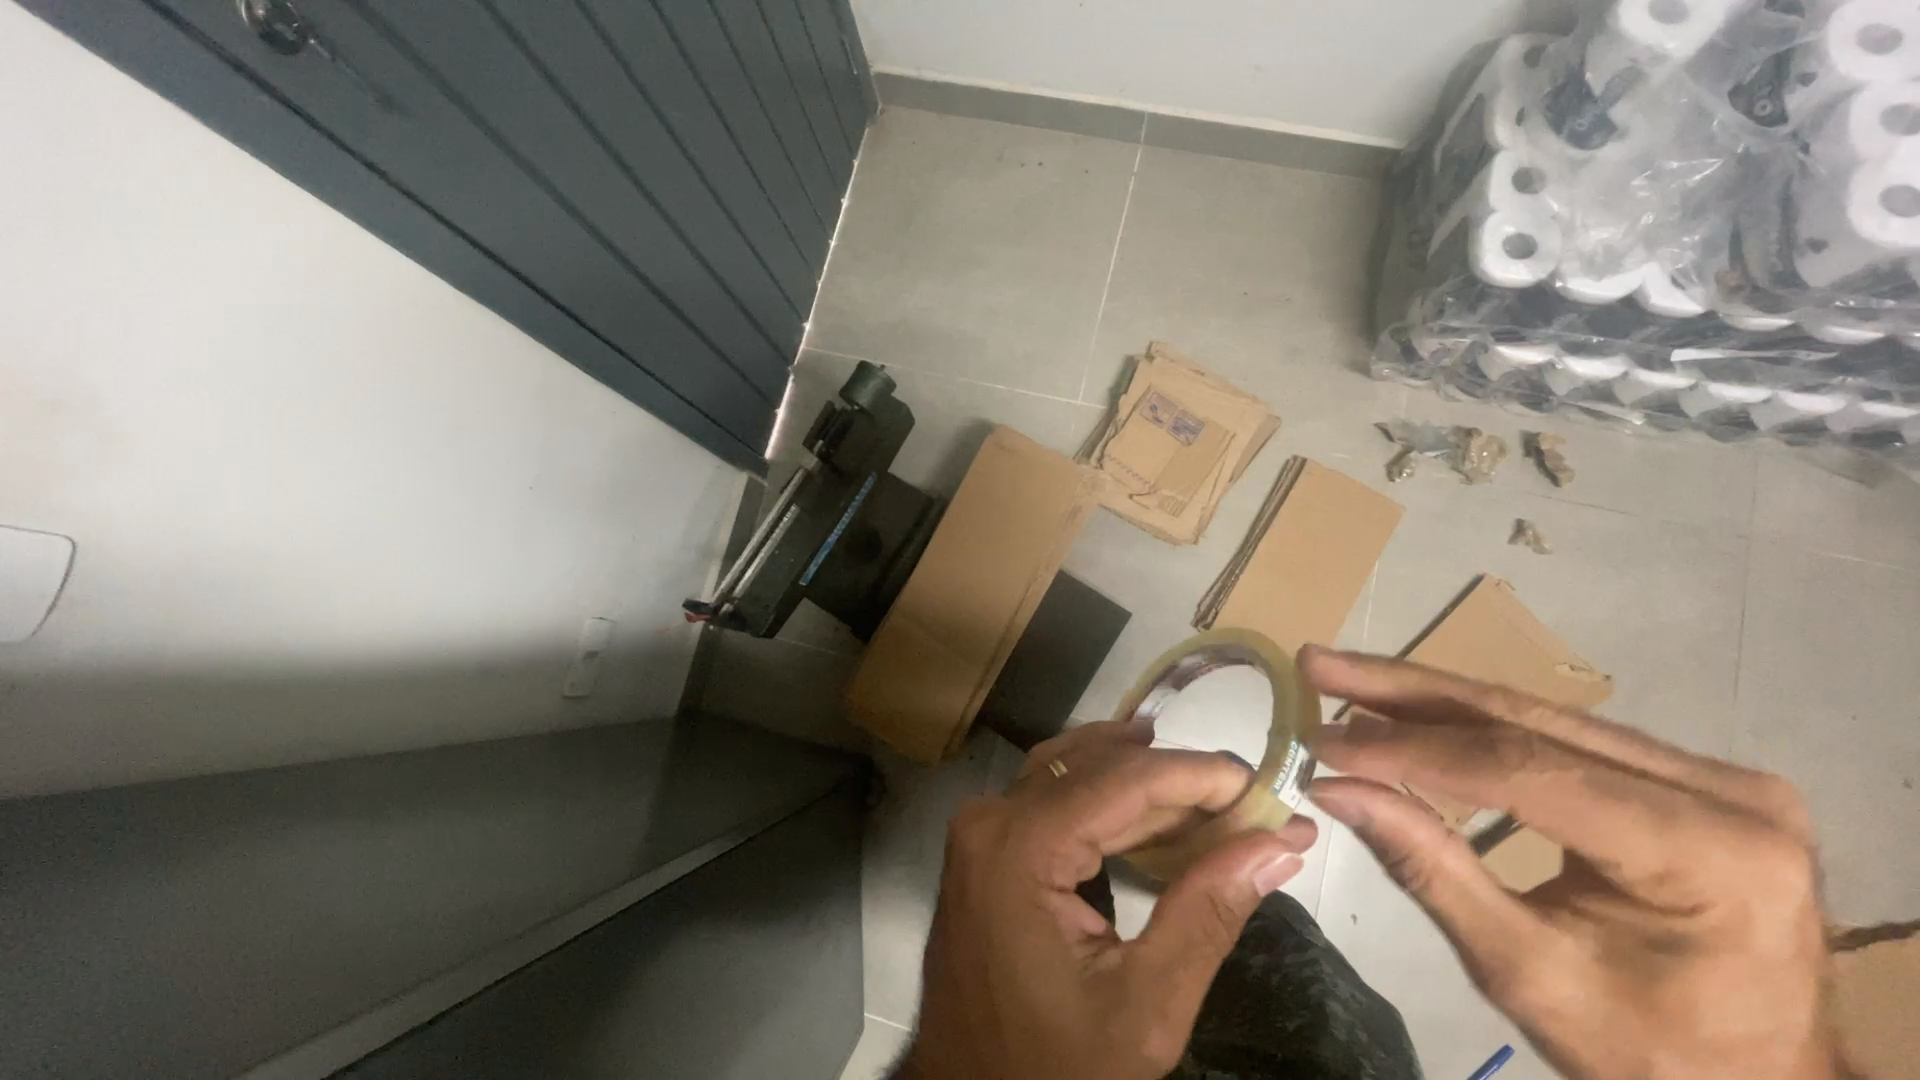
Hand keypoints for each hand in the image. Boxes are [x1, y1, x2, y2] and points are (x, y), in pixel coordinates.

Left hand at [899, 720, 1319, 1079]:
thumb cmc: (1051, 1062)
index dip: (1200, 774)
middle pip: (1101, 768)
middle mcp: (992, 816)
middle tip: (1258, 804)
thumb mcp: (1144, 1006)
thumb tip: (1277, 845)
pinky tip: (1159, 805)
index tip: (1267, 787)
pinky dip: (1113, 797)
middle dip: (1185, 781)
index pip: (1125, 779)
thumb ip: (1208, 914)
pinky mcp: (988, 843)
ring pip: (1079, 771)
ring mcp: (984, 826)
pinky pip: (1057, 795)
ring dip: (1151, 781)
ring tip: (1221, 799)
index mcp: (1020, 847)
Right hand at [1301, 647, 1840, 1079]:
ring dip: (1428, 698)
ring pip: (1536, 717)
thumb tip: (1332, 788)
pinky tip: (1408, 711)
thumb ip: (1429, 869)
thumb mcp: (1525, 973)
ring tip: (1342, 679)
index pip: (1523, 769)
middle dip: (1406, 691)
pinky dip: (1470, 725)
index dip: (1409, 748)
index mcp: (1705, 850)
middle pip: (1528, 721)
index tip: (1321, 739)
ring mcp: (1712, 776)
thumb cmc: (1647, 1054)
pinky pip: (1557, 737)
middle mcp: (1722, 790)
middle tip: (1318, 664)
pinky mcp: (1686, 777)